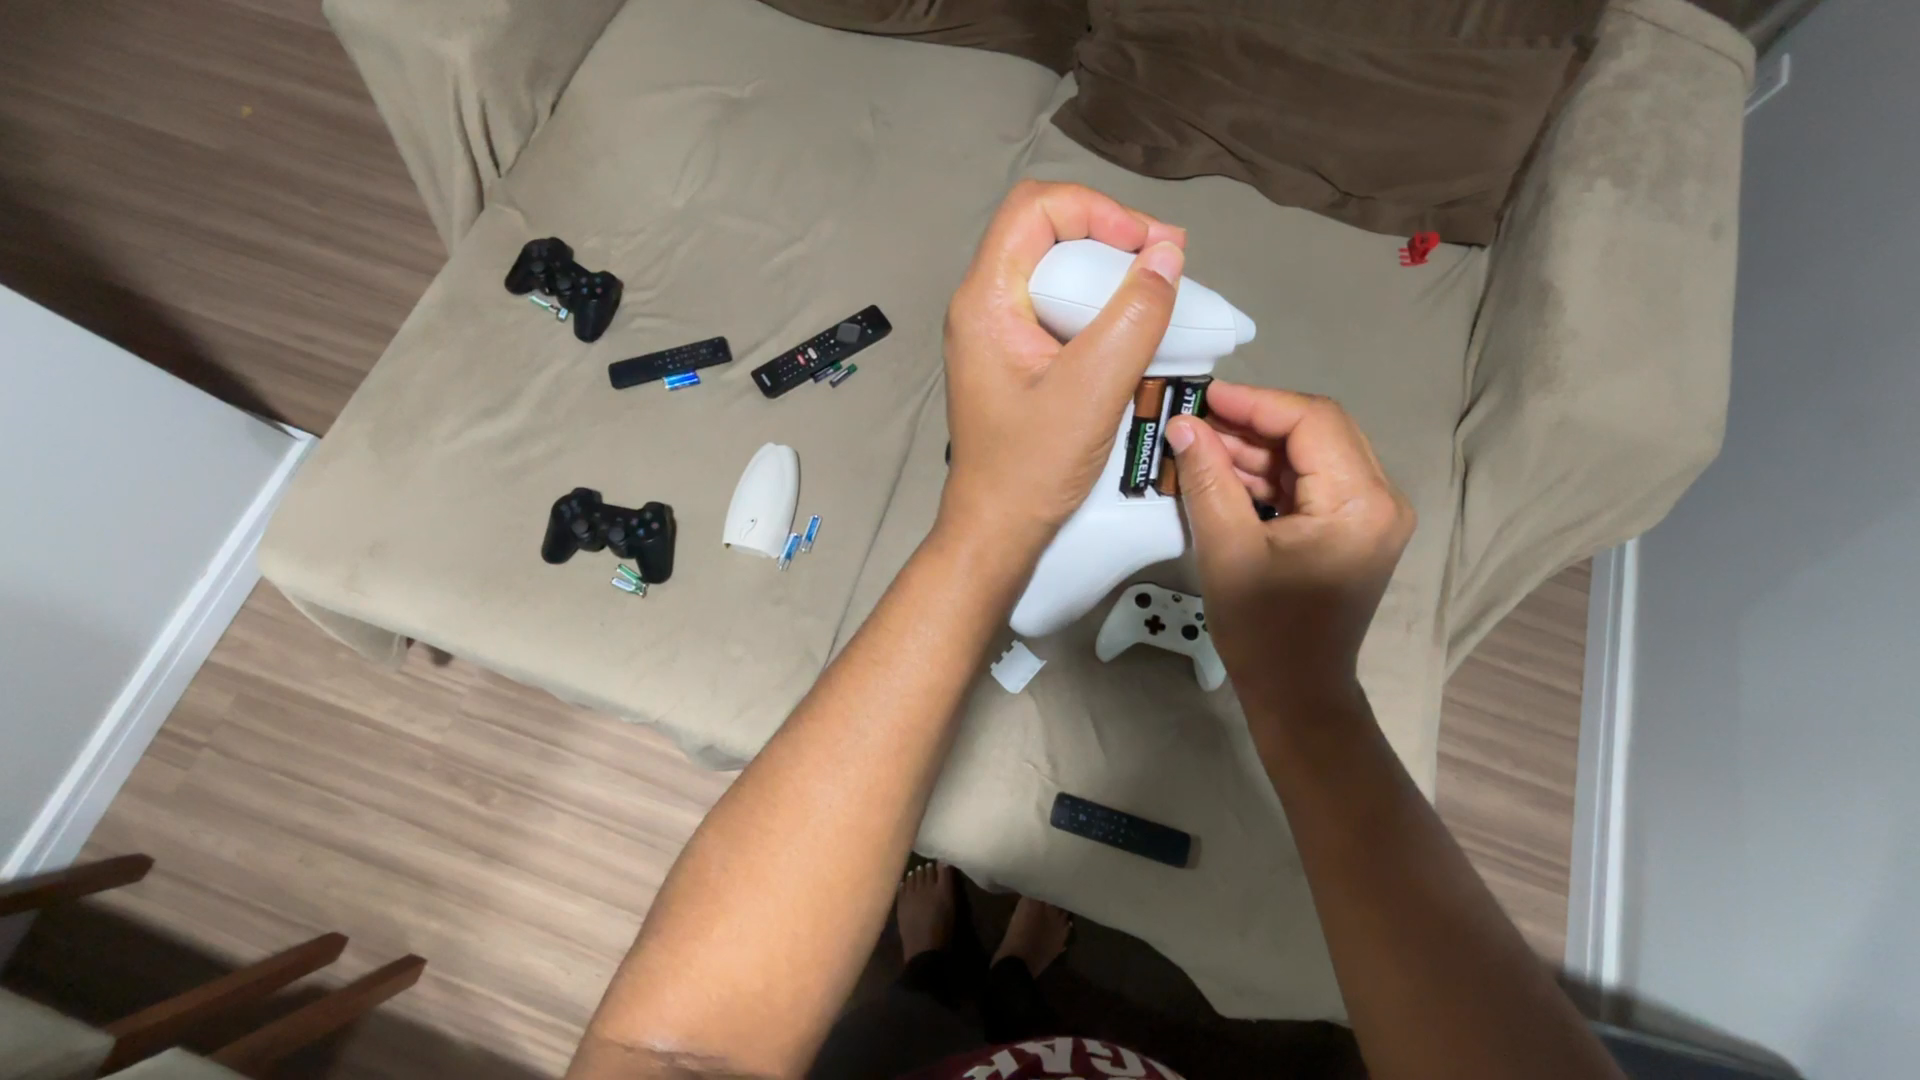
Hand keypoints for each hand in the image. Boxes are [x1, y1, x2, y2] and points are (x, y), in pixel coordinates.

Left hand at [939, 180, 1186, 559]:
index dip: (1097, 210)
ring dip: (1107, 272)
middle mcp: (983, 307)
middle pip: (1045, 233)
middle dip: (1110, 236)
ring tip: (1158, 291)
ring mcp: (995, 334)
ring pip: (1054, 270)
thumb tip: (1167, 256)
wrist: (997, 529)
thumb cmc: (1033, 468)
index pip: (1035, 209)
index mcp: (986, 301)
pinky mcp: (1012, 359)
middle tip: (1166, 261)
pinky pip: (1056, 308)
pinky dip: (1096, 306)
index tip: (1148, 246)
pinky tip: (1131, 326)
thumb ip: (1134, 317)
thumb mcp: (1093, 389)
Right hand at [1164, 384, 1414, 718]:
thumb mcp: (1226, 549)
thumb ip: (1206, 478)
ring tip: (1200, 447)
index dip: (1256, 402)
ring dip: (1258, 449)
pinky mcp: (1353, 529)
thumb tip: (1182, 424)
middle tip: (1196, 421)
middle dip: (1254, 422)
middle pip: (1317, 431)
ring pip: (1312, 454)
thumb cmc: (1263, 629)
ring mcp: (1371, 515)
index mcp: (1360, 502)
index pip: (1312, 421)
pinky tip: (1224, 474)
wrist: (1296, 692)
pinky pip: (1311, 483)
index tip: (1204, 398)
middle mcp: (1381, 499)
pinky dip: (1269, 475)